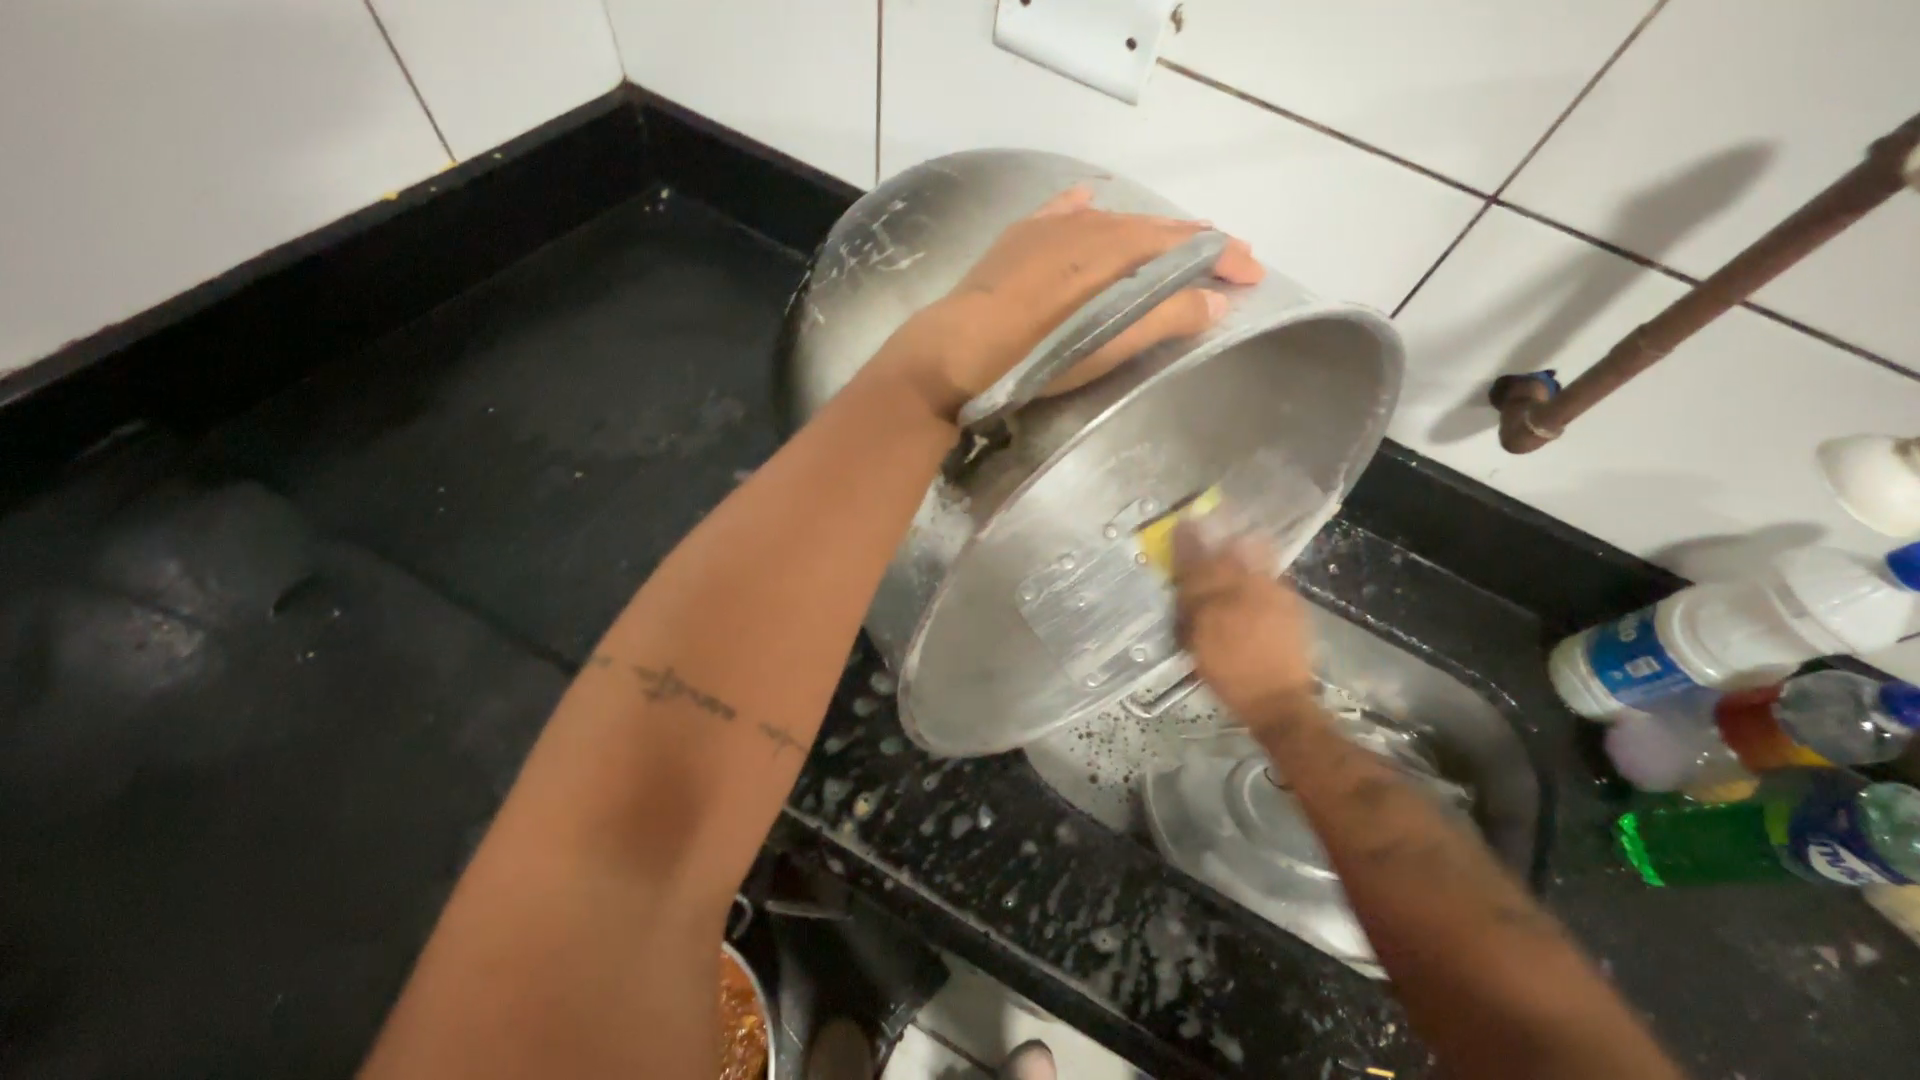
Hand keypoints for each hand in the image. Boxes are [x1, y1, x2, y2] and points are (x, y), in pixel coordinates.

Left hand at [878, 186, 1264, 419]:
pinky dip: (1089, 209)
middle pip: (1154, 228)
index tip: (1253, 272)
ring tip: (1172, 245)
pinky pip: (1063, 210)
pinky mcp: (1021, 236)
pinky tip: (1093, 204)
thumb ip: (1164, 318)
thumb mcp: (1106, 345)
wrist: (954, 352)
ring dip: (1150, 232)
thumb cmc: (1034, 357)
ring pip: (1115, 220)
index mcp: (1115, 251)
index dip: (1222, 257)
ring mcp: (1051, 227)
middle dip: (1195, 245)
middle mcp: (1089, 226)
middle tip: (1227, 260)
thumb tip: (1216, 300)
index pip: (1182, 245)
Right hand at [1172, 516, 1317, 730]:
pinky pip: (1271, 574)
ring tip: (1236, 542)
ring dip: (1242, 546)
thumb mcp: (1197, 647)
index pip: (1196, 562)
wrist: (1278, 700)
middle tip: (1209, 527)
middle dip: (1216, 538)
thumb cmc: (1230, 677)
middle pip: (1228, 551)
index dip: (1188, 541)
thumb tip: (1185, 586)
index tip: (1183, 523)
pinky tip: (1255, 576)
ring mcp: (1273, 593)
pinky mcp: (1291, 603)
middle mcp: (1245, 589)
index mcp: (1216, 602)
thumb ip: (1190, 612)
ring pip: (1254, 556)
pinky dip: (1260, 569)